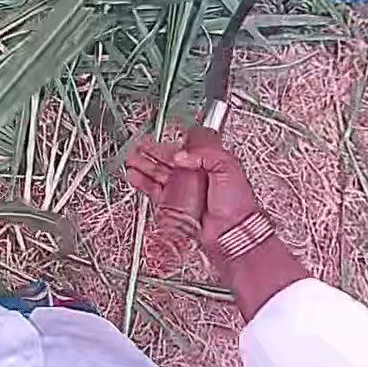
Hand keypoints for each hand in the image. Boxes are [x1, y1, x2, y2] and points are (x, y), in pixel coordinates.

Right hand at [126, 128, 308, 319]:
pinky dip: (142, 183)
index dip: (172, 140)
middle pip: (167, 159)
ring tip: (131, 159)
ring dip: (143, 165)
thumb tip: (179, 155)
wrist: (231, 231)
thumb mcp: (227, 165)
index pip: (186, 146)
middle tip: (138, 145)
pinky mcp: (173, 204)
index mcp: (208, 161)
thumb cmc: (236, 202)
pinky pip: (154, 190)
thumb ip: (204, 153)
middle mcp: (193, 175)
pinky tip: (135, 176)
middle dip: (151, 151)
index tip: (160, 135)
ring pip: (158, 173)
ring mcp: (182, 190)